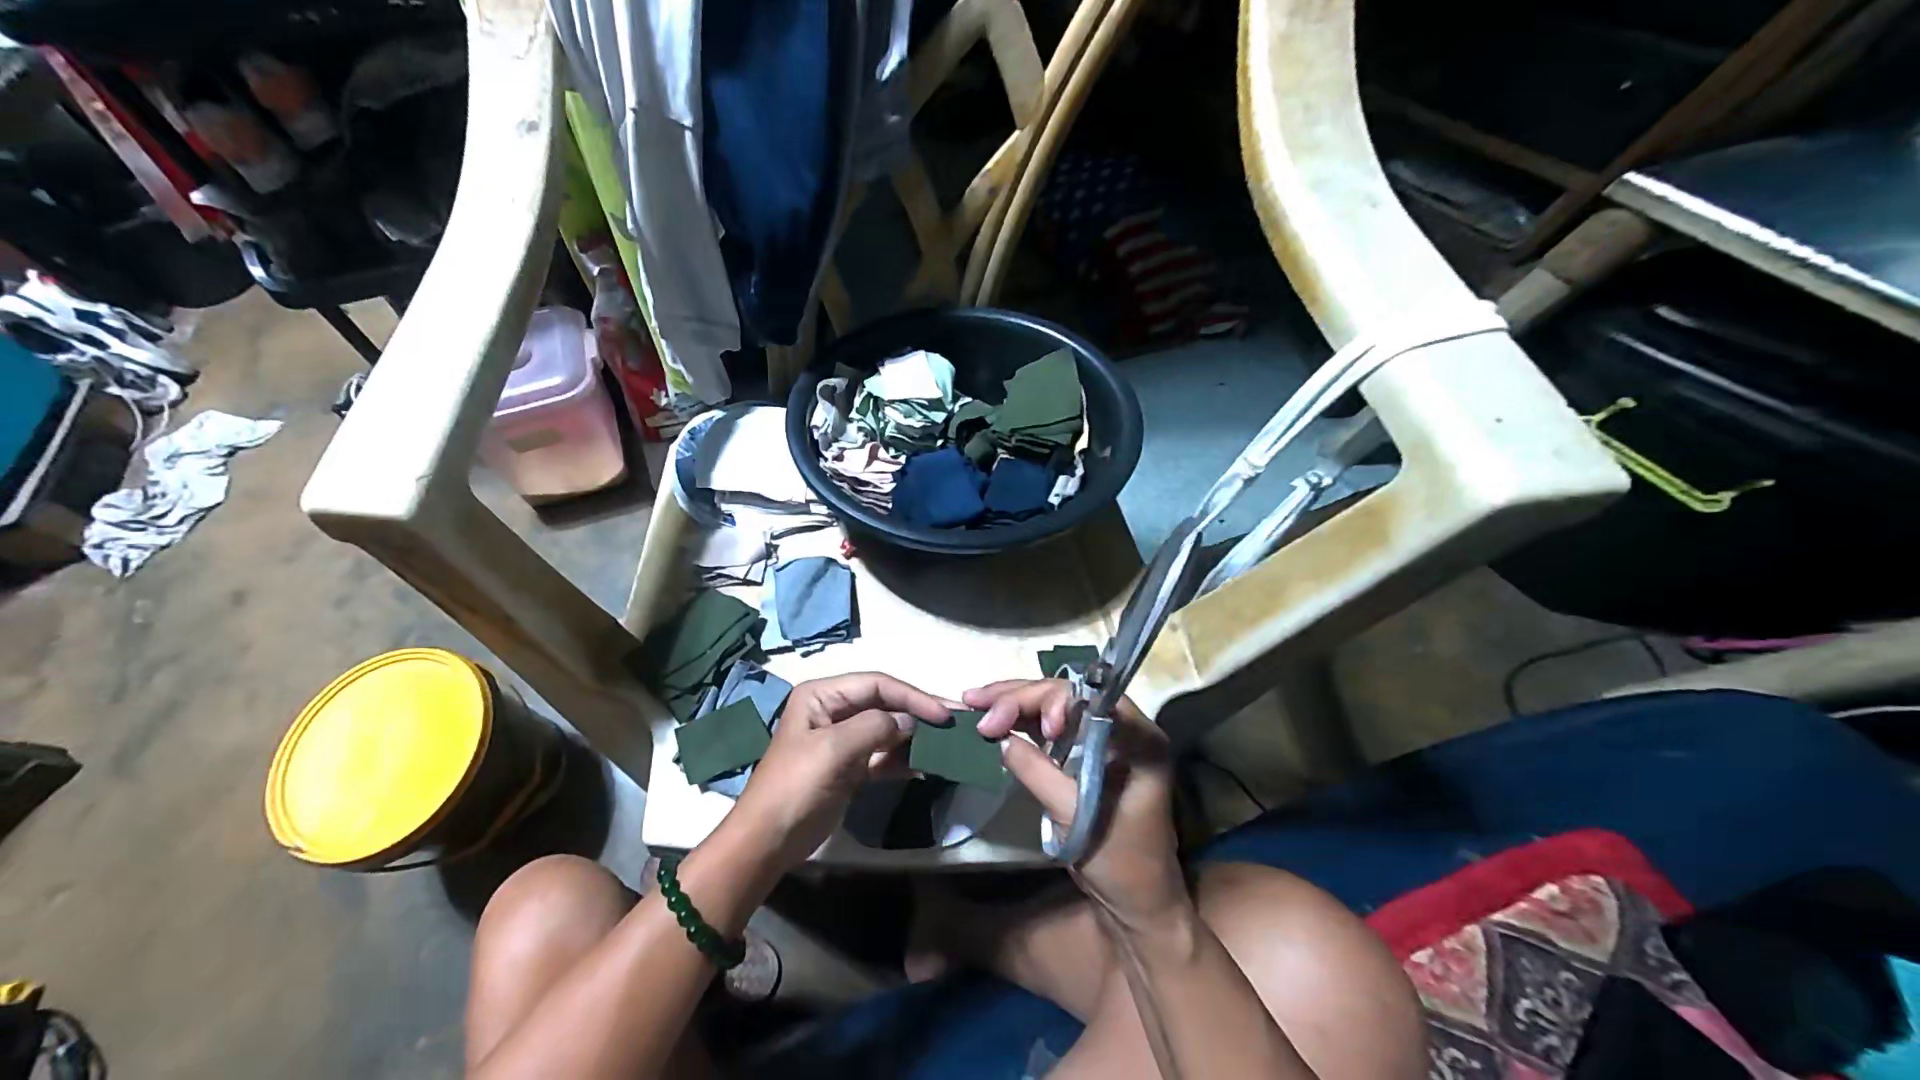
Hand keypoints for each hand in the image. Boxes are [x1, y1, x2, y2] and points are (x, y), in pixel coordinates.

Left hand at [731, 673, 949, 870]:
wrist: (767, 841)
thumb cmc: (796, 786)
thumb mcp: (834, 749)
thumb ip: (875, 727)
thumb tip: (910, 722)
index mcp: (822, 695)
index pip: (876, 684)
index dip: (912, 696)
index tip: (943, 714)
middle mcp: (832, 711)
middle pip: (884, 704)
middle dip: (916, 713)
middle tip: (952, 724)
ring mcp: (841, 740)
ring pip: (887, 730)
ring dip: (913, 737)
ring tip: (945, 744)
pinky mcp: (849, 768)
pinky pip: (883, 757)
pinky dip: (903, 760)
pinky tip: (925, 766)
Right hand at [968, 680, 1188, 931]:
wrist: (1138, 905)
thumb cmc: (1121, 862)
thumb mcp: (1078, 817)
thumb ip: (1038, 773)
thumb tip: (1000, 739)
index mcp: (1139, 738)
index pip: (1090, 697)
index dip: (1052, 701)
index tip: (1022, 724)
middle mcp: (1124, 729)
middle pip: (1068, 696)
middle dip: (1021, 697)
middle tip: (978, 706)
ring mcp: (1102, 739)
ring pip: (1055, 706)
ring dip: (1014, 702)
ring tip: (975, 702)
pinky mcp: (1084, 753)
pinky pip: (1051, 726)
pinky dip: (1021, 721)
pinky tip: (994, 720)